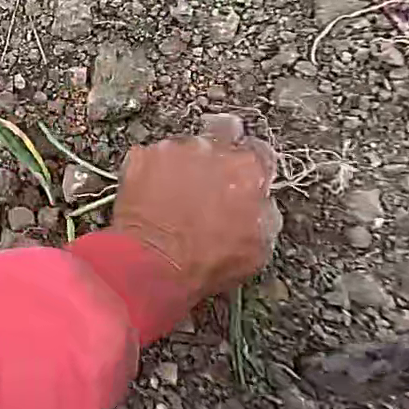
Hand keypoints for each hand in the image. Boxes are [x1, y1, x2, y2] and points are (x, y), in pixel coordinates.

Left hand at [109, 114, 279, 304]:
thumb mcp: (256, 249)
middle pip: (219, 144)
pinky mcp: (144, 155)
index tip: (239, 179)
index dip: (246, 169)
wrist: (154, 263)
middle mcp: (213, 149)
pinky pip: (152, 158)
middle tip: (204, 191)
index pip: (256, 153)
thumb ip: (264, 212)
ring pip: (183, 150)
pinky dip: (152, 173)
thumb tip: (260, 202)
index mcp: (247, 169)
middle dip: (213, 164)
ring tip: (174, 199)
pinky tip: (152, 198)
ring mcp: (176, 149)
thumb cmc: (204, 261)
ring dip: (181, 167)